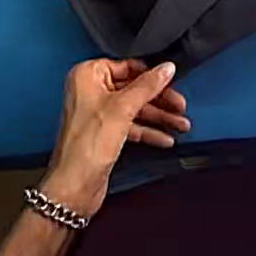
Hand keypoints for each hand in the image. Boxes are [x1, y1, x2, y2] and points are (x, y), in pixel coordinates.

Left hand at [38, 58, 188, 217]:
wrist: (74, 188)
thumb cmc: (87, 145)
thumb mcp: (122, 109)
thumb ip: (147, 86)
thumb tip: (166, 68)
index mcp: (88, 74)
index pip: (127, 66)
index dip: (151, 75)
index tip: (172, 80)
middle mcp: (92, 90)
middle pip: (133, 88)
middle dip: (159, 100)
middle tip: (180, 106)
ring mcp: (98, 112)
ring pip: (135, 108)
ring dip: (158, 117)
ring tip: (181, 124)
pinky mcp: (105, 133)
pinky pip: (131, 125)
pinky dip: (148, 131)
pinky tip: (166, 138)